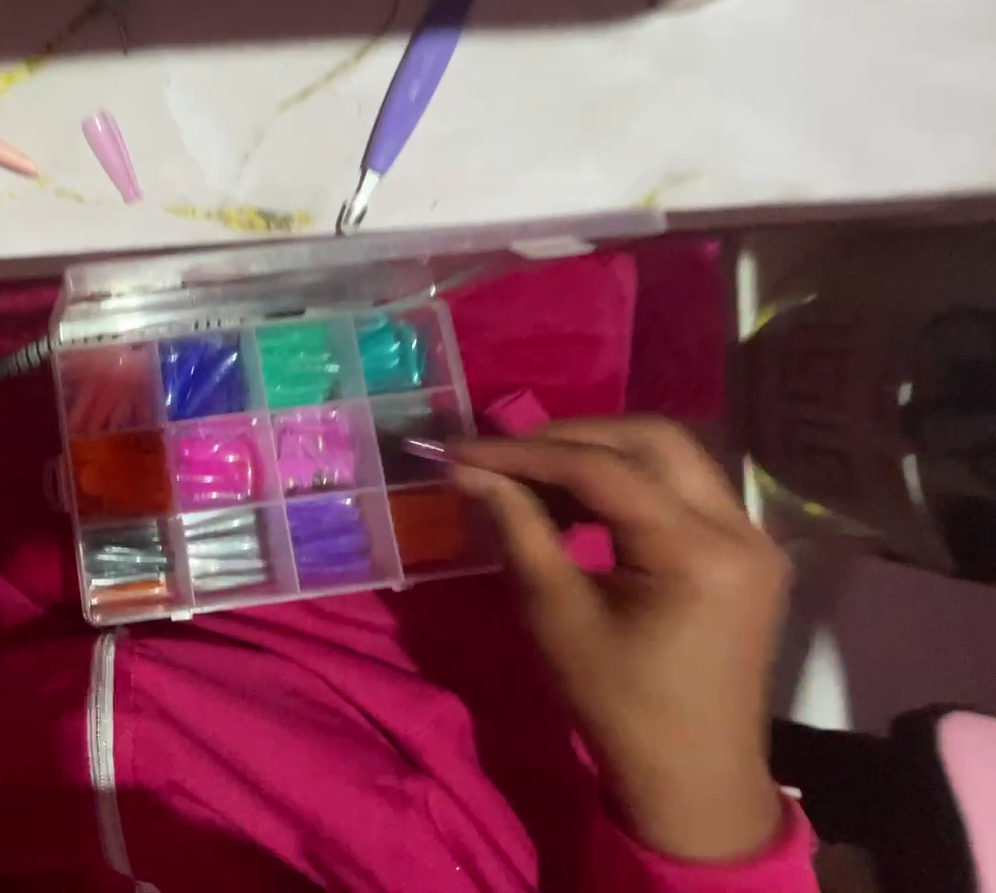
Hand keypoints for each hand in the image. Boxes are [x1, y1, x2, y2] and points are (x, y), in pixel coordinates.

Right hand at [448, 418, 789, 862]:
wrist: (689, 771)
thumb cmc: (614, 698)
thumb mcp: (552, 608)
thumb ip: (514, 524)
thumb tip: (464, 468)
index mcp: (698, 553)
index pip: (601, 469)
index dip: (521, 451)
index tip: (458, 451)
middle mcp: (739, 530)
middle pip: (651, 439)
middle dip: (566, 435)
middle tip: (501, 453)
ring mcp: (748, 537)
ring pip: (666, 455)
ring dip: (591, 452)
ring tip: (525, 472)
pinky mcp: (737, 549)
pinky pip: (674, 486)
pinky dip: (616, 479)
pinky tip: (568, 500)